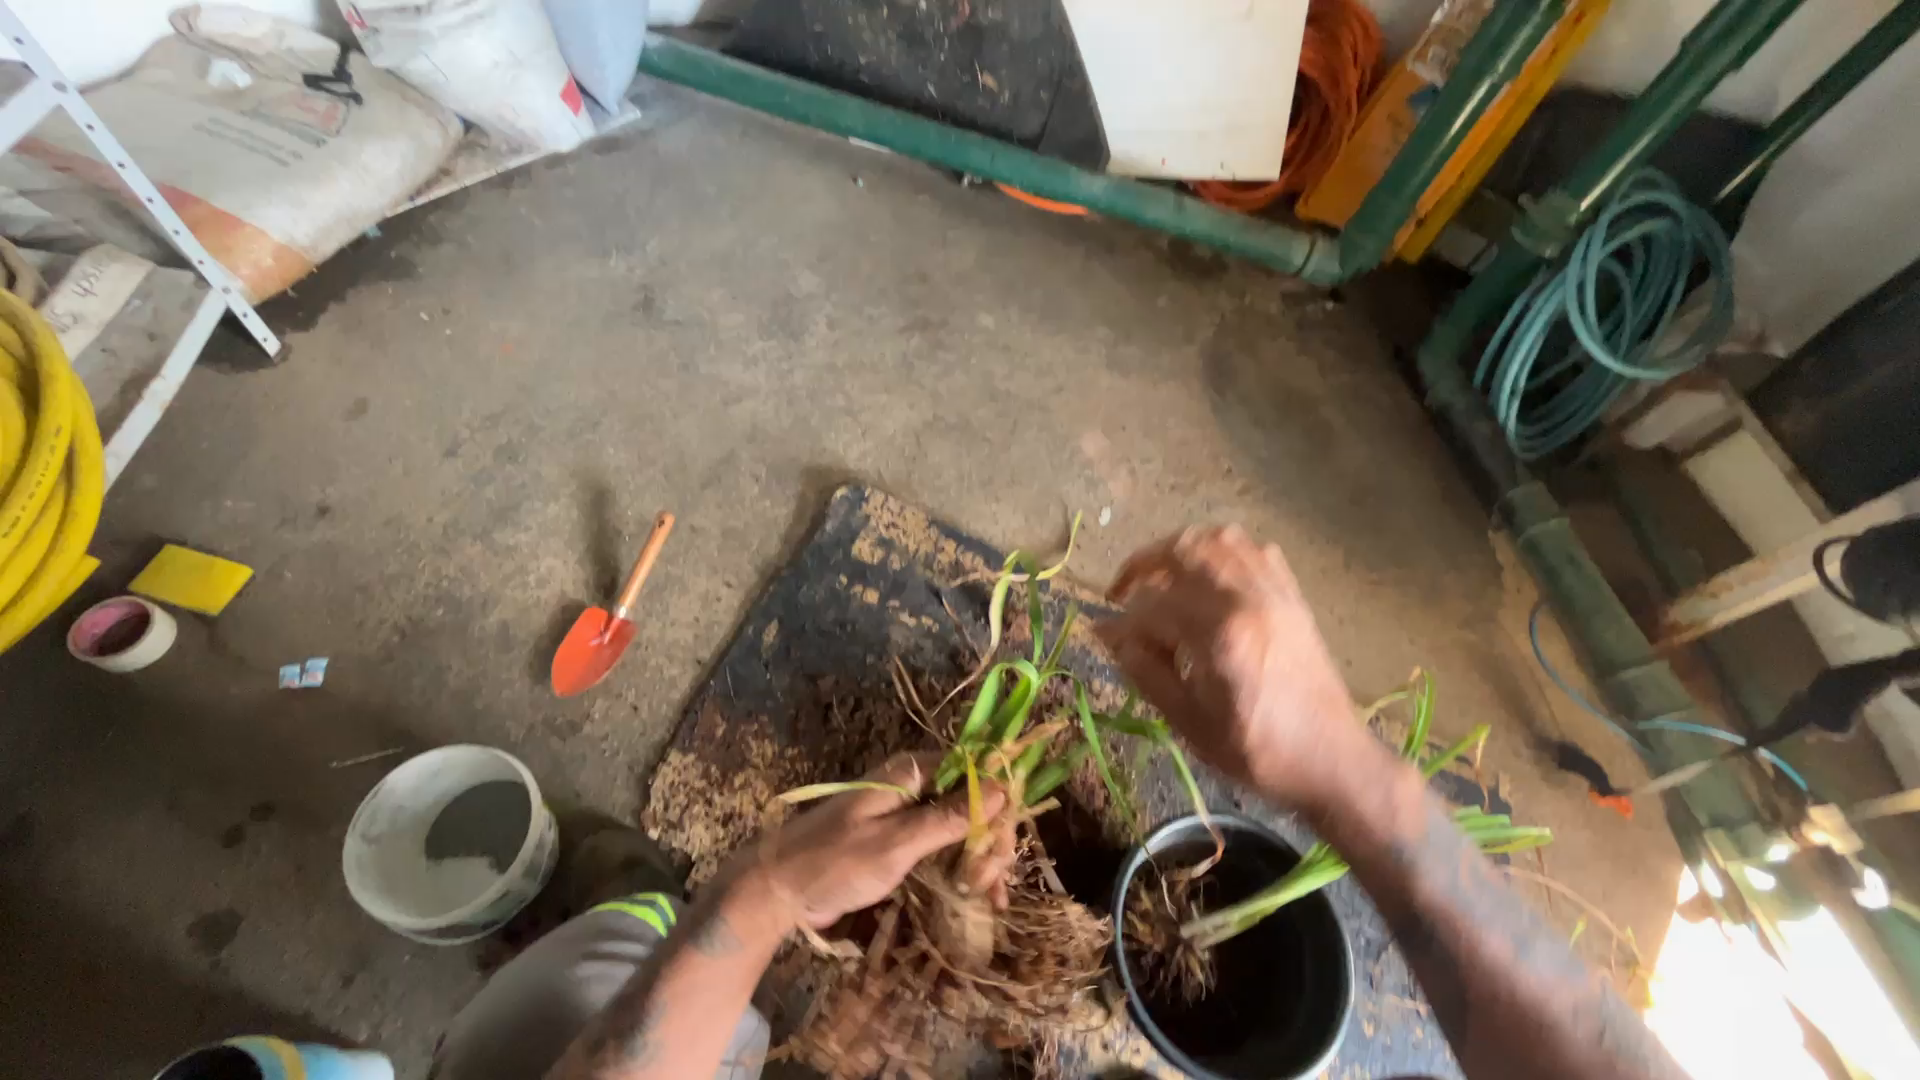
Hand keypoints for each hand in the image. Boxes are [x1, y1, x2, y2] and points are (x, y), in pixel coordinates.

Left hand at [749, 752, 1016, 930]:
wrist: (778, 887)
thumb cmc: (834, 861)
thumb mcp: (895, 843)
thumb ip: (948, 816)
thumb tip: (1002, 787)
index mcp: (911, 772)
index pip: (975, 773)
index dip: (998, 807)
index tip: (1007, 847)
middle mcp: (914, 785)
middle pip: (973, 802)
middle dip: (990, 841)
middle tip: (994, 887)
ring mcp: (907, 812)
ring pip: (962, 826)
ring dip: (980, 858)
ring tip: (992, 898)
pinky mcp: (900, 839)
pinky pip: (943, 845)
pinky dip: (962, 866)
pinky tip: (980, 895)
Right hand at [1095, 526, 1368, 809]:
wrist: (1333, 760)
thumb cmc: (1257, 750)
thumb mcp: (1189, 722)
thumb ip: (1145, 670)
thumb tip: (1105, 633)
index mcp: (1221, 636)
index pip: (1152, 607)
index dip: (1123, 623)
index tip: (1108, 639)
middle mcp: (1247, 601)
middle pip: (1183, 551)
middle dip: (1143, 566)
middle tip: (1122, 592)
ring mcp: (1274, 593)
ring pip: (1219, 539)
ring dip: (1180, 550)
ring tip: (1161, 577)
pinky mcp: (1291, 596)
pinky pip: (1254, 549)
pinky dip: (1223, 551)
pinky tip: (1208, 575)